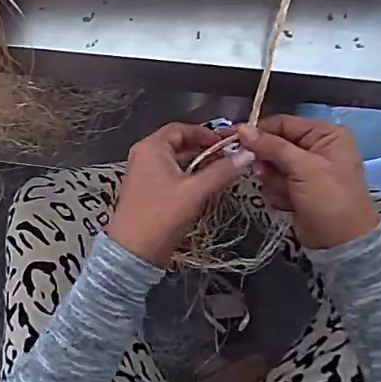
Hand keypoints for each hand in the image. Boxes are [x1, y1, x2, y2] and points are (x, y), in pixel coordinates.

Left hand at [108, 121, 254, 265]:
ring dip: (197, 164)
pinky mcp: (145, 190)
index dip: (205, 134)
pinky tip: (203, 187)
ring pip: (175, 160)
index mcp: (151, 147)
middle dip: (203, 150)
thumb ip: (222, 171)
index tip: (227, 144)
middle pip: (178, 143)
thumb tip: (247, 154)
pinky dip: (186, 176)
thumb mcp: (196, 191)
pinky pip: (169, 174)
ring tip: (220, 173)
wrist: (133, 252)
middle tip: (227, 159)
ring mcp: (142, 173)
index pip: (181, 128)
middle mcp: (143, 155)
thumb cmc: (162, 216)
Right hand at [236, 115, 378, 248]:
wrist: (340, 242)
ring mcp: (306, 170)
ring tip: (287, 193)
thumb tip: (243, 129)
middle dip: (269, 162)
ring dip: (274, 181)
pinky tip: (289, 203)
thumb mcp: (303, 167)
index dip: (259, 131)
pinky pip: (274, 183)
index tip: (234, 137)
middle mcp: (316, 148)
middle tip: (263, 172)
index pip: (283, 123)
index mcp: (325, 134)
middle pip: (274, 145)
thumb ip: (272, 146)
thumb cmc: (329, 197)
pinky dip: (278, 193)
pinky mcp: (297, 189)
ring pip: (271, 166)